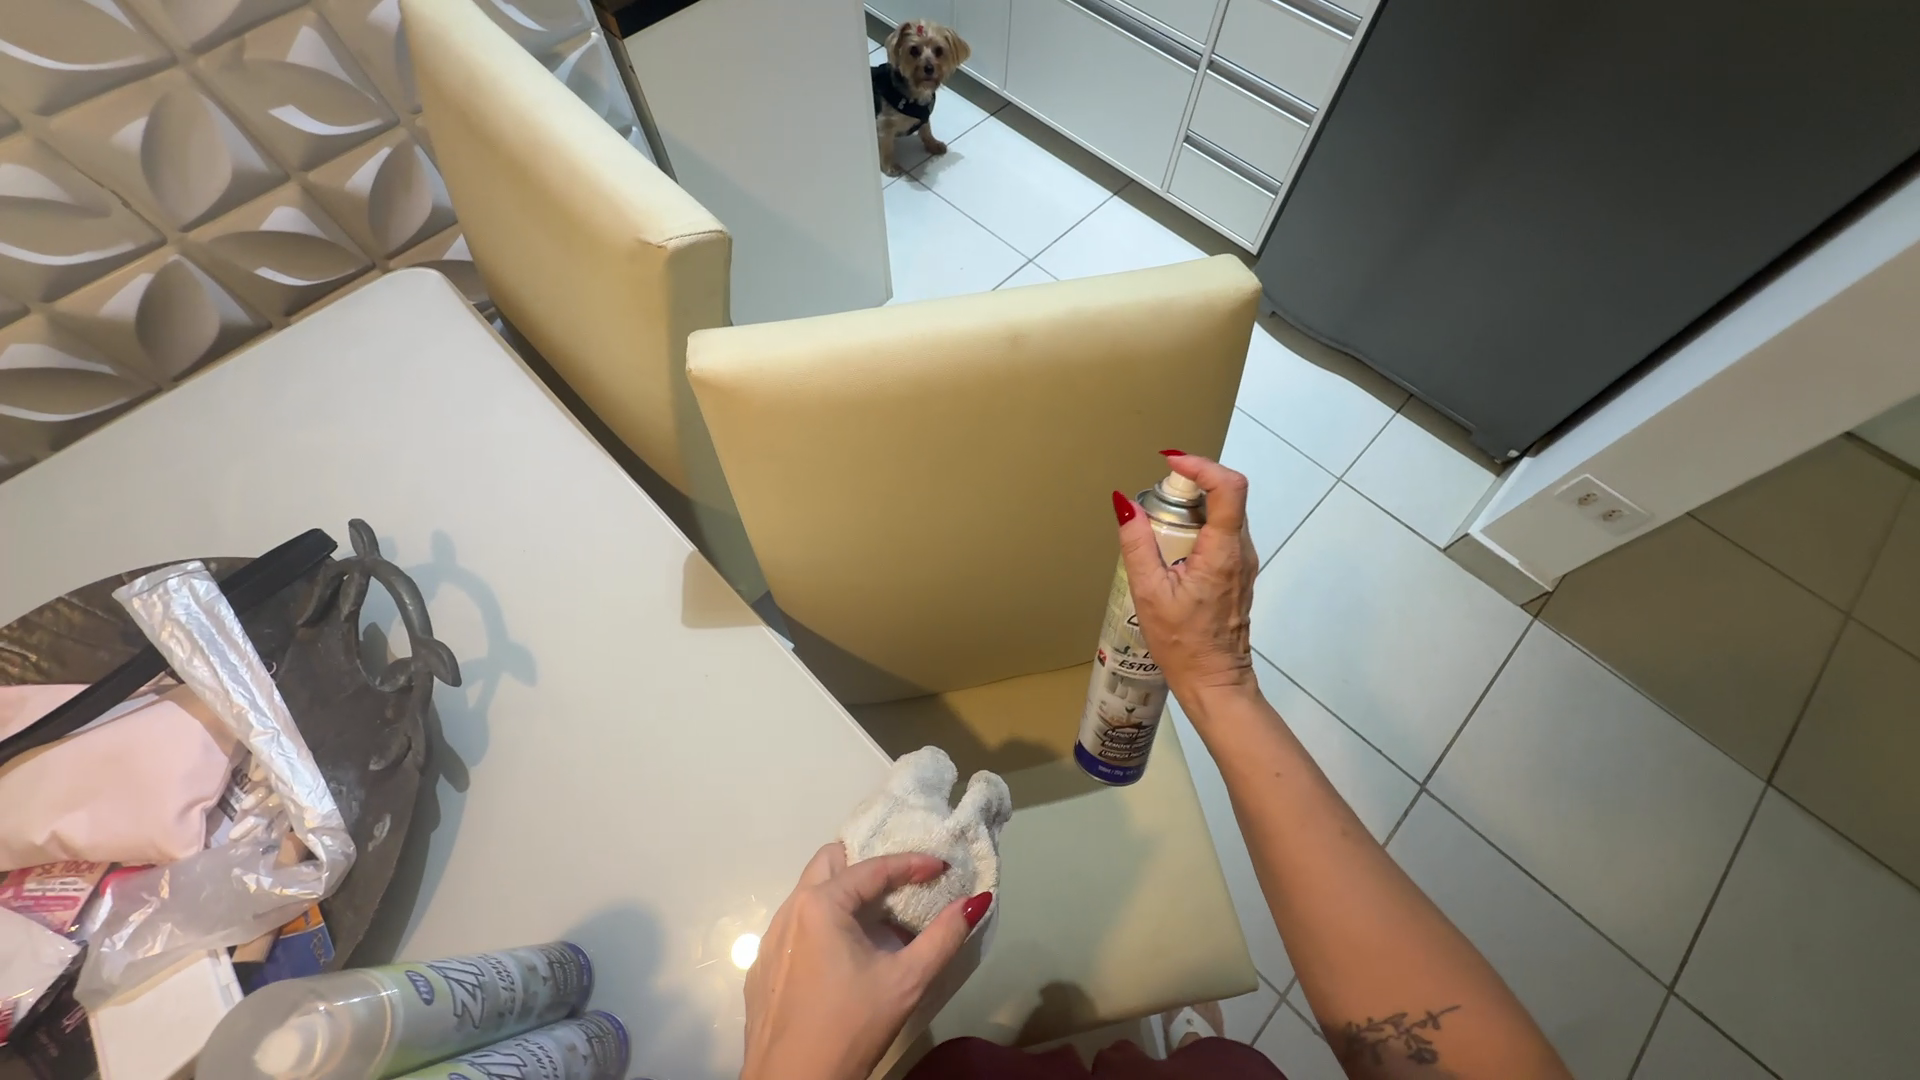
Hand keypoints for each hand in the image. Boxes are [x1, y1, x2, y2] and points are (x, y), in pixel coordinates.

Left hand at [742, 843, 990, 1079]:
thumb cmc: (851, 1028)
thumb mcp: (906, 982)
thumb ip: (944, 937)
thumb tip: (976, 901)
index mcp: (821, 904)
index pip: (873, 867)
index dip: (912, 863)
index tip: (940, 867)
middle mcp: (790, 909)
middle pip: (830, 860)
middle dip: (867, 860)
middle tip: (900, 879)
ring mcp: (771, 937)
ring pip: (810, 891)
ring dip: (844, 891)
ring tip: (878, 914)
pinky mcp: (763, 966)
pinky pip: (796, 924)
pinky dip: (823, 922)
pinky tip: (844, 954)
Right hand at [1113, 453, 1260, 725]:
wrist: (1215, 680)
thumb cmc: (1182, 642)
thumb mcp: (1149, 593)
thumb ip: (1137, 544)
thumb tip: (1124, 503)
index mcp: (1224, 552)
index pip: (1229, 487)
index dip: (1201, 465)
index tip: (1169, 462)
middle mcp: (1242, 550)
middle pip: (1227, 495)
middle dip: (1191, 484)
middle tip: (1156, 495)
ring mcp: (1243, 562)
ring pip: (1224, 514)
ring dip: (1192, 506)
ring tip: (1158, 523)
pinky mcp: (1238, 572)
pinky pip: (1221, 534)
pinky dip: (1196, 526)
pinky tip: (1171, 548)